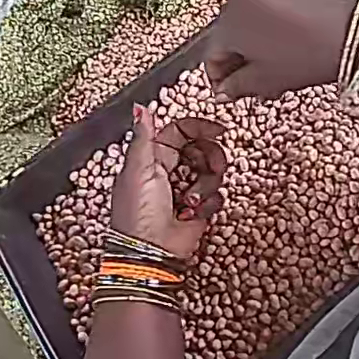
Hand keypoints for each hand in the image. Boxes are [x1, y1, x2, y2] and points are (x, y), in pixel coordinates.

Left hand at [112, 104, 227, 260]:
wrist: (151, 252)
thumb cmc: (138, 212)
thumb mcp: (138, 169)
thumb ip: (143, 136)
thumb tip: (140, 107)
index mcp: (152, 157)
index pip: (181, 131)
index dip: (200, 127)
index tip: (219, 130)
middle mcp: (171, 171)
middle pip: (202, 149)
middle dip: (210, 158)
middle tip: (211, 167)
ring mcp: (187, 189)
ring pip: (212, 172)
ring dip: (205, 187)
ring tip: (190, 202)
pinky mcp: (200, 209)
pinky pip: (217, 196)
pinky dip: (207, 205)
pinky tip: (192, 215)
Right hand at [200, 0, 354, 99]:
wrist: (347, 33)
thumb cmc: (302, 59)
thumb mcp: (265, 80)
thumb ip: (237, 87)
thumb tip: (222, 92)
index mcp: (228, 22)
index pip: (211, 55)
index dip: (218, 81)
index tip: (230, 97)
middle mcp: (239, 1)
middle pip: (227, 40)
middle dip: (237, 67)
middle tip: (254, 92)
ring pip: (246, 31)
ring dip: (253, 56)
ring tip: (272, 79)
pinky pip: (263, 21)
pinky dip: (267, 42)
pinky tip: (283, 61)